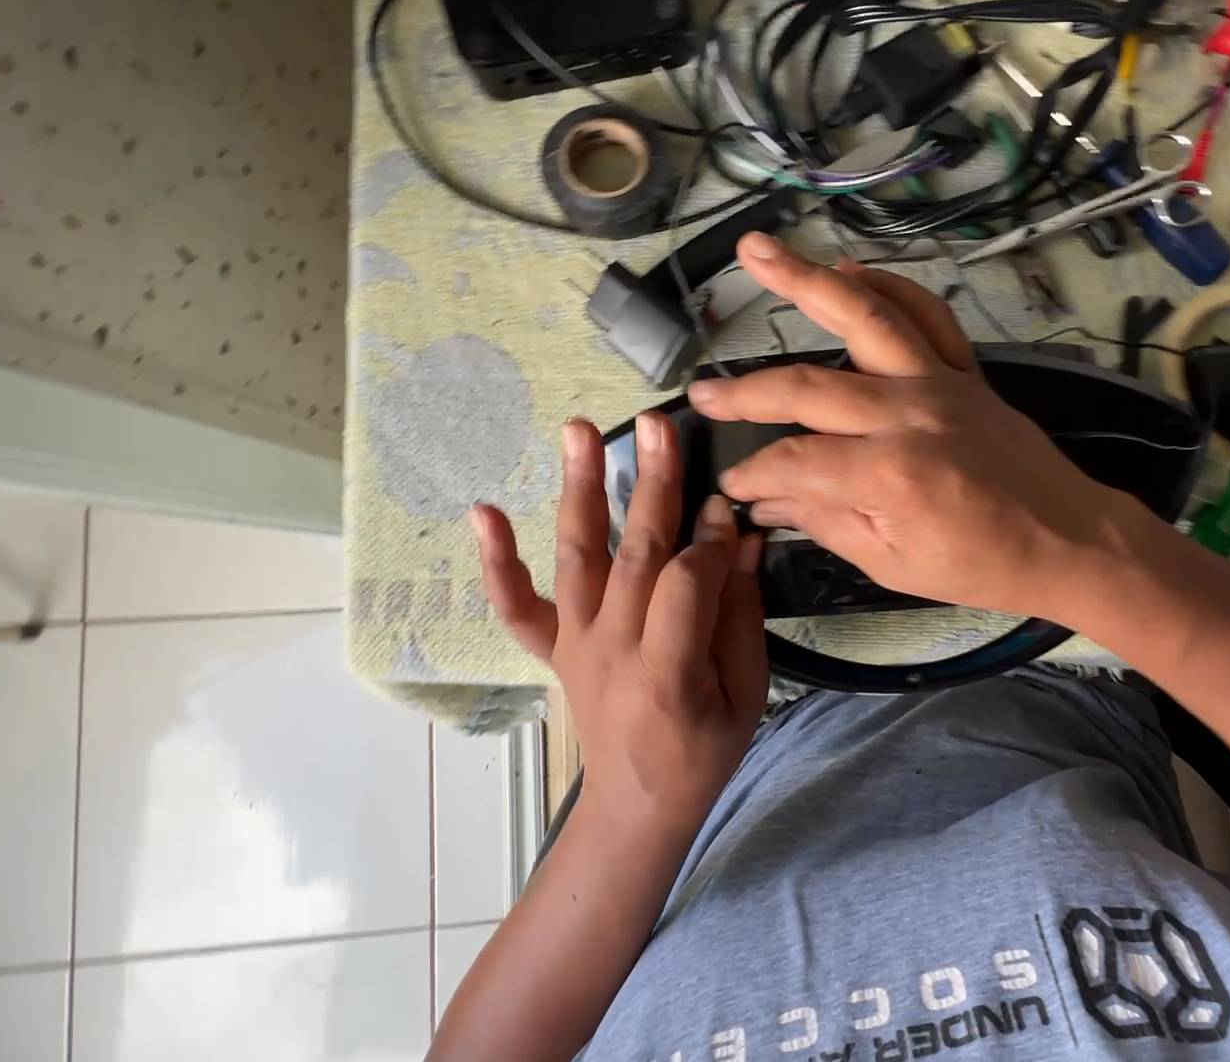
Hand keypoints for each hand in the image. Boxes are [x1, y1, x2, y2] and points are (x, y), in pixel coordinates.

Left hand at [469, 414, 767, 827]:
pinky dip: (497, 563)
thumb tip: (740, 536)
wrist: (638, 804)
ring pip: (576, 560)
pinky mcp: (554, 648)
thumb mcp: (747, 690)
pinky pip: (518, 607)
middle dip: (650, 486)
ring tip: (578, 431)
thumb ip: (741, 613)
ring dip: (577, 492)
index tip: (729, 504)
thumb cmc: (705, 751)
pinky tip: (482, 512)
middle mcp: (610, 651)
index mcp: (668, 673)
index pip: (685, 584)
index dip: (708, 540)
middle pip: (631, 556)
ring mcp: (574, 646)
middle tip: (658, 425)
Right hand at [686, 233, 1151, 621]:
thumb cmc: (982, 566)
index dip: (755, 474)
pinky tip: (849, 268)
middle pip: (807, 387)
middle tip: (701, 392)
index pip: (795, 463)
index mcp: (889, 475)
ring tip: (755, 252)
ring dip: (805, 281)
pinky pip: (925, 315)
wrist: (1067, 538)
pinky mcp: (964, 371)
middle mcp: (908, 414)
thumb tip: (766, 501)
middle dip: (746, 391)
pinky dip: (887, 286)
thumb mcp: (893, 563)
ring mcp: (938, 382)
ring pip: (864, 317)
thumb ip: (825, 523)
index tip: (733, 485)